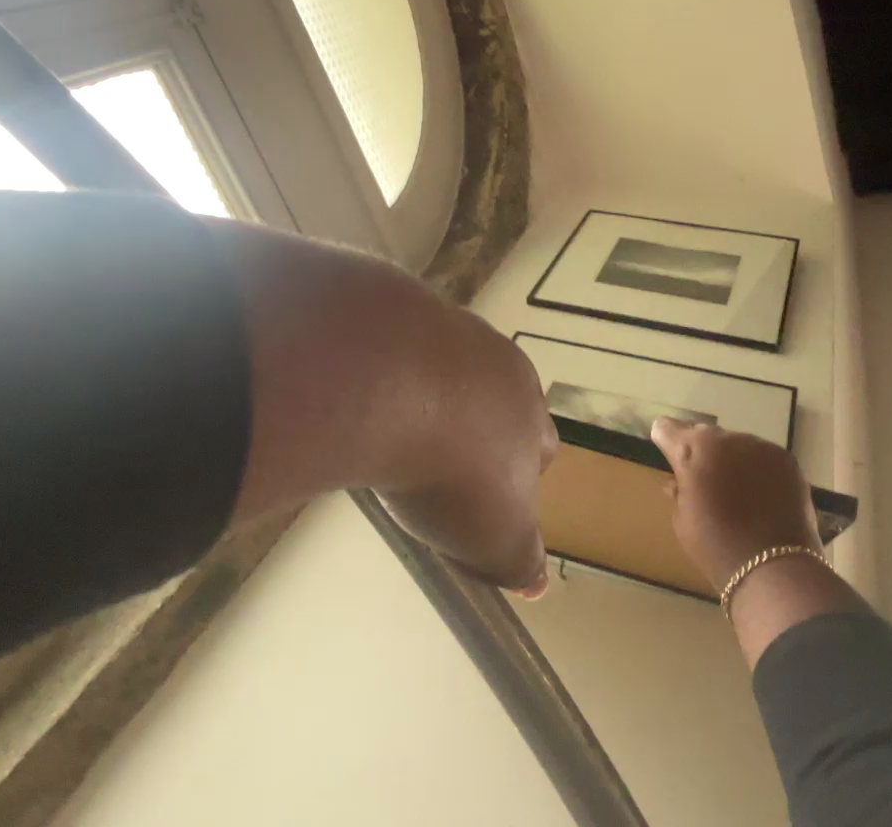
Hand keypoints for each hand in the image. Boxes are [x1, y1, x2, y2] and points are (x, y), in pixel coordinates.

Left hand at [373, 309, 555, 596]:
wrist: (384, 380)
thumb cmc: (449, 468)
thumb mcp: (494, 536)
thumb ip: (518, 558)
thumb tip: (537, 583)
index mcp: (527, 412)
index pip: (536, 446)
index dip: (512, 475)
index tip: (479, 499)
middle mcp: (496, 361)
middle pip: (496, 397)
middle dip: (473, 426)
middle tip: (433, 460)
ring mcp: (444, 328)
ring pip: (445, 366)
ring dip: (426, 393)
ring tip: (386, 428)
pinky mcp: (391, 308)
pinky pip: (392, 345)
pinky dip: (380, 370)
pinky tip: (354, 397)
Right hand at [652, 419, 860, 666]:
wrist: (773, 566)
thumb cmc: (716, 546)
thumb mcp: (683, 521)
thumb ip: (679, 492)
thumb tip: (680, 482)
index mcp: (691, 451)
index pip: (667, 428)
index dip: (665, 439)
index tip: (666, 452)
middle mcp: (724, 439)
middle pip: (704, 433)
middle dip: (700, 451)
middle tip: (703, 477)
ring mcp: (759, 446)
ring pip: (736, 444)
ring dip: (730, 458)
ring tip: (736, 489)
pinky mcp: (785, 458)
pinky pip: (762, 456)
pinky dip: (757, 468)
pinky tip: (760, 493)